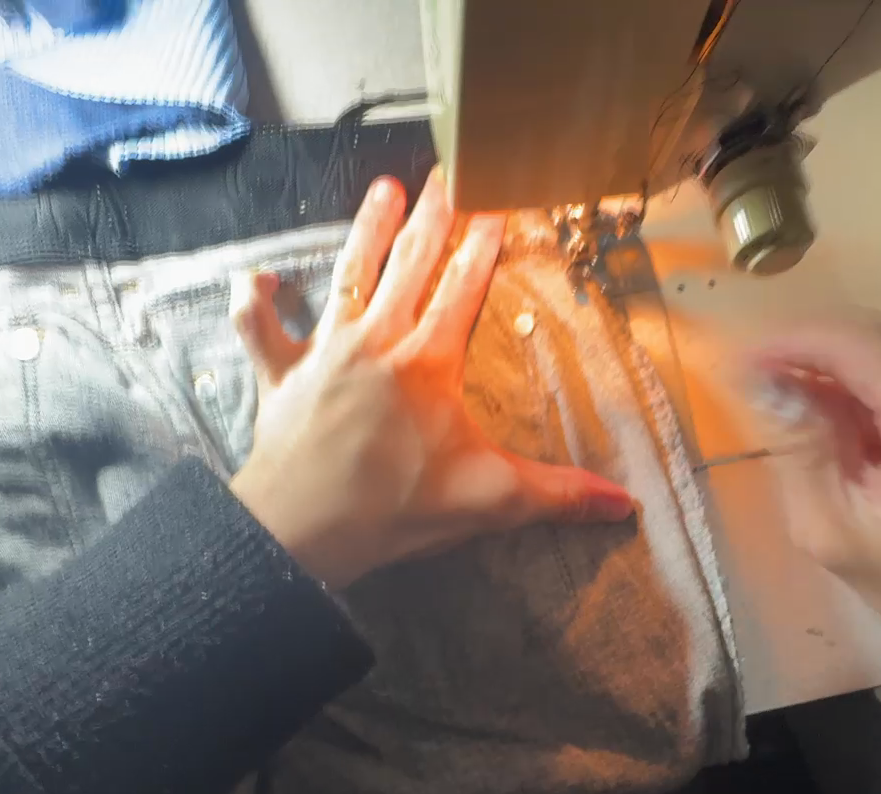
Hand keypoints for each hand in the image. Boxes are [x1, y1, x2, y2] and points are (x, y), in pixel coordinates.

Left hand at [228, 170, 634, 588]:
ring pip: (348, 276)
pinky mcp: (283, 376)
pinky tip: (260, 278)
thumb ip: (558, 495)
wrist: (305, 530)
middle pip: (410, 265)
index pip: (463, 291)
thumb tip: (624, 505)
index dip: (482, 250)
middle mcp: (377, 341)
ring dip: (366, 232)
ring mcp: (325, 352)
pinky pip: (261, 331)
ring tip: (383, 191)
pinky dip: (256, 304)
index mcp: (428, 362)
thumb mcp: (490, 501)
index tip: (495, 212)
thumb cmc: (397, 508)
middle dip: (432, 218)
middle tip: (446, 175)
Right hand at [744, 320, 880, 671]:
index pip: (874, 351)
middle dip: (819, 360)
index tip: (745, 356)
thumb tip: (761, 380)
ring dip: (850, 374)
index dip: (802, 341)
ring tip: (817, 420)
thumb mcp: (835, 536)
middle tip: (767, 390)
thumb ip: (800, 453)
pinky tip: (867, 427)